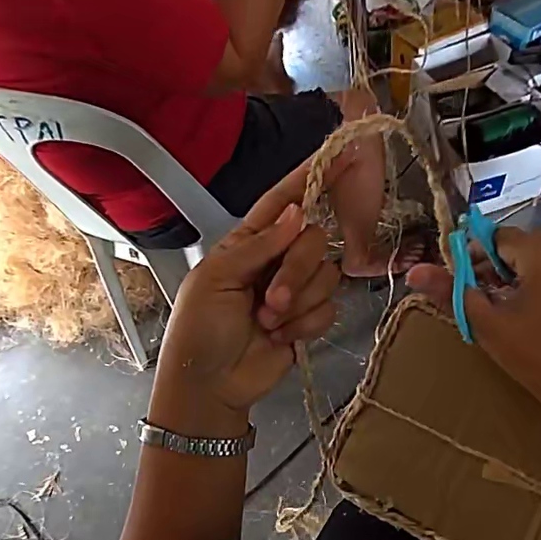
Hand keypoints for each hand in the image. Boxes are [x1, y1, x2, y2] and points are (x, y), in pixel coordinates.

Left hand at [150, 165, 340, 433]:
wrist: (211, 384)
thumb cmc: (200, 329)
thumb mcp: (217, 279)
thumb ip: (259, 246)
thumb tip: (296, 213)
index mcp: (249, 242)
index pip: (283, 202)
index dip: (310, 178)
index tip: (340, 155)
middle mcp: (277, 260)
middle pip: (313, 240)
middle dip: (295, 273)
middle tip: (268, 301)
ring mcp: (296, 290)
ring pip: (326, 275)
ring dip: (297, 304)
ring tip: (267, 323)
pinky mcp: (310, 319)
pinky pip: (329, 308)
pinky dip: (305, 325)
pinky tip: (281, 337)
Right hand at [406, 227, 540, 418]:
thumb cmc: (535, 354)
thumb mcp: (486, 323)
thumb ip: (451, 291)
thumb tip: (414, 271)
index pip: (498, 236)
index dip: (476, 255)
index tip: (464, 281)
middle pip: (522, 244)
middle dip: (497, 264)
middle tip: (482, 294)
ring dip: (518, 272)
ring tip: (503, 305)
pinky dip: (539, 282)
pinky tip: (530, 313)